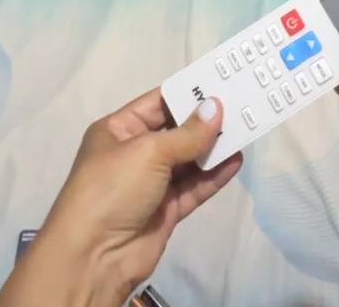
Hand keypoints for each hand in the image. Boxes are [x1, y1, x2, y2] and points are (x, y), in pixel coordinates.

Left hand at [0, 90, 241, 306]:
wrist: (93, 258)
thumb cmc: (113, 188)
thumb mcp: (149, 151)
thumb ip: (188, 133)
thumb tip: (216, 107)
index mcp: (118, 130)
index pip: (157, 103)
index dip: (187, 93)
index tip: (219, 81)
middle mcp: (134, 153)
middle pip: (176, 130)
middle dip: (205, 120)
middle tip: (240, 103)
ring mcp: (151, 183)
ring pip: (188, 159)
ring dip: (213, 147)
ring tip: (244, 128)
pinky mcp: (165, 210)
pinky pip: (194, 187)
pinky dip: (213, 175)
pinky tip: (235, 161)